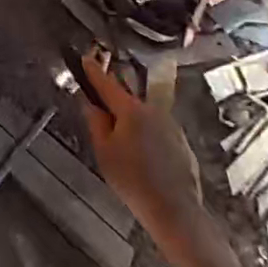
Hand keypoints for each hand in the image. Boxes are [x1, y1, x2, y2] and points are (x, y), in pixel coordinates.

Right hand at [77, 46, 204, 242]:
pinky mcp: (181, 141)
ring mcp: (171, 125)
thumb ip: (96, 122)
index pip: (107, 84)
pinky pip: (157, 131)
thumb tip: (90, 103)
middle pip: (127, 100)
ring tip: (121, 144)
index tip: (86, 58)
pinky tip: (142, 158)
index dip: (94, 72)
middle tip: (100, 109)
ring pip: (143, 117)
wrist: (174, 209)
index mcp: (131, 110)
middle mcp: (153, 110)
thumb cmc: (132, 179)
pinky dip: (146, 137)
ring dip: (131, 122)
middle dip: (113, 102)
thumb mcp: (104, 151)